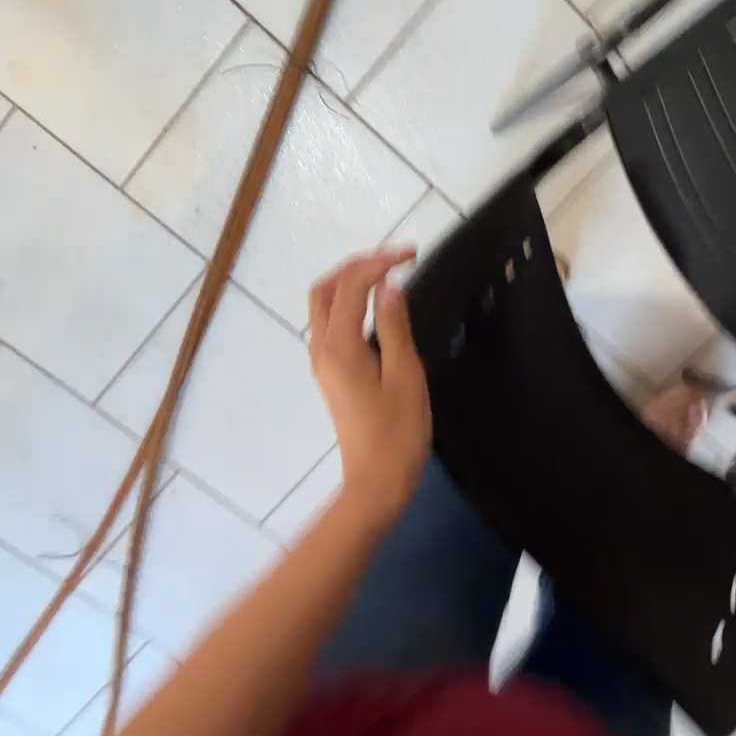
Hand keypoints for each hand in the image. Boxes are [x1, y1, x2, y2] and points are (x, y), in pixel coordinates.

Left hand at [307, 248, 430, 526]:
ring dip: (351, 283)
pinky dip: (350, 304)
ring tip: (388, 277)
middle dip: (357, 265)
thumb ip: (395, 327)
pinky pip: (332, 325)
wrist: (377, 481)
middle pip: (325, 289)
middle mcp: (322, 349)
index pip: (352, 286)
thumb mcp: (405, 376)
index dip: (380, 263)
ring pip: (324, 306)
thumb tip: (389, 286)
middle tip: (395, 260)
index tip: (412, 255)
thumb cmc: (398, 432)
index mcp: (340, 347)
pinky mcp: (332, 375)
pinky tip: (378, 309)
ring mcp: (324, 363)